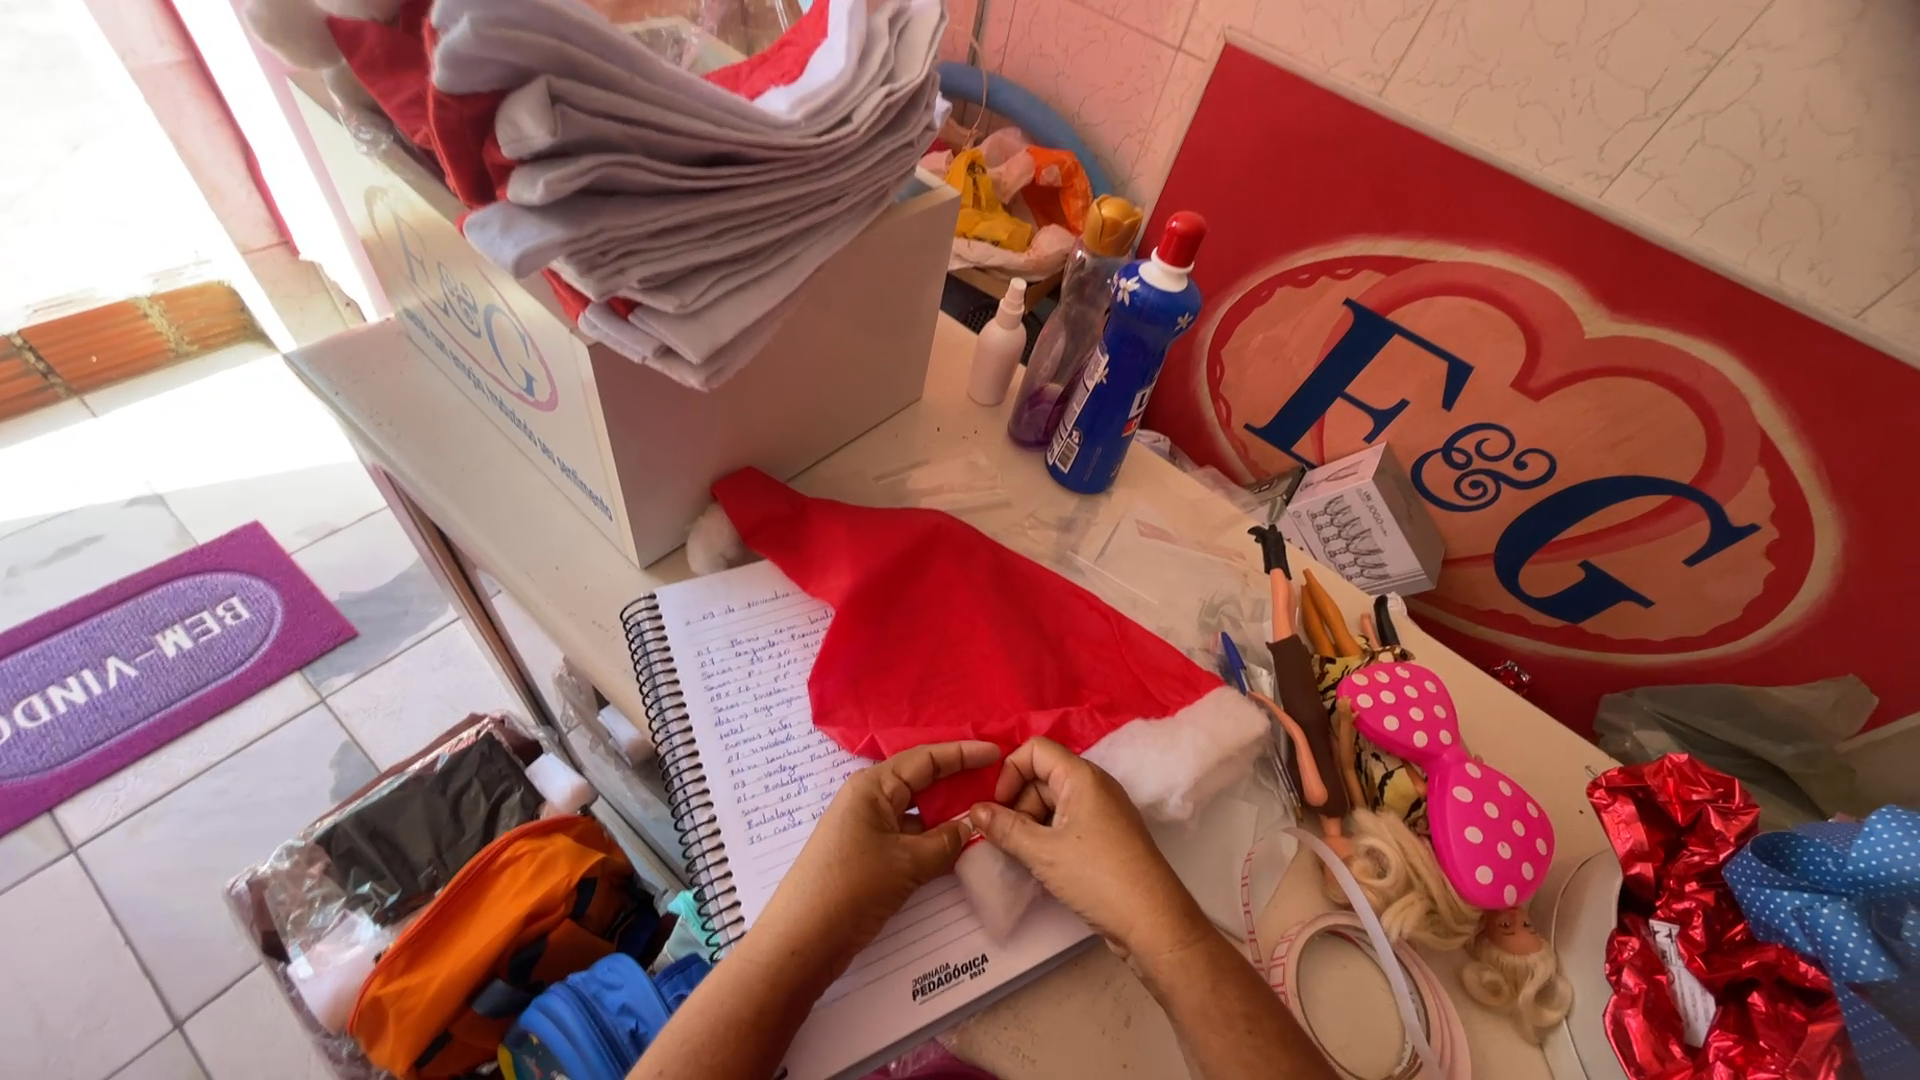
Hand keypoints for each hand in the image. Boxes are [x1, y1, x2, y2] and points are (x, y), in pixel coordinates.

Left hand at [751, 741, 1000, 979]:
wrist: (801, 942)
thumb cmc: (852, 887)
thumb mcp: (907, 862)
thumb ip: (945, 841)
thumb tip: (970, 827)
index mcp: (873, 786)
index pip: (926, 758)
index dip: (962, 753)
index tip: (997, 752)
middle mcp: (869, 798)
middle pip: (921, 780)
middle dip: (957, 779)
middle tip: (996, 780)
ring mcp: (867, 827)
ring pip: (916, 810)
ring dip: (946, 812)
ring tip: (985, 811)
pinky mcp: (868, 854)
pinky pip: (909, 834)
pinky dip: (933, 836)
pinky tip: (958, 845)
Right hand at [967, 738, 1211, 967]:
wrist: (1153, 922)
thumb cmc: (1097, 877)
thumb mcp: (1043, 852)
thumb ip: (1005, 828)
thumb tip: (974, 811)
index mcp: (1082, 777)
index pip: (1036, 750)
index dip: (1010, 772)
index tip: (998, 807)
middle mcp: (1094, 785)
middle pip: (1042, 776)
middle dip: (1018, 803)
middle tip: (1007, 839)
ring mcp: (1102, 811)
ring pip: (1053, 802)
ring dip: (1031, 823)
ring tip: (1022, 855)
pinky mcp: (1106, 836)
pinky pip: (1067, 822)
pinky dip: (1048, 835)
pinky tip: (1040, 862)